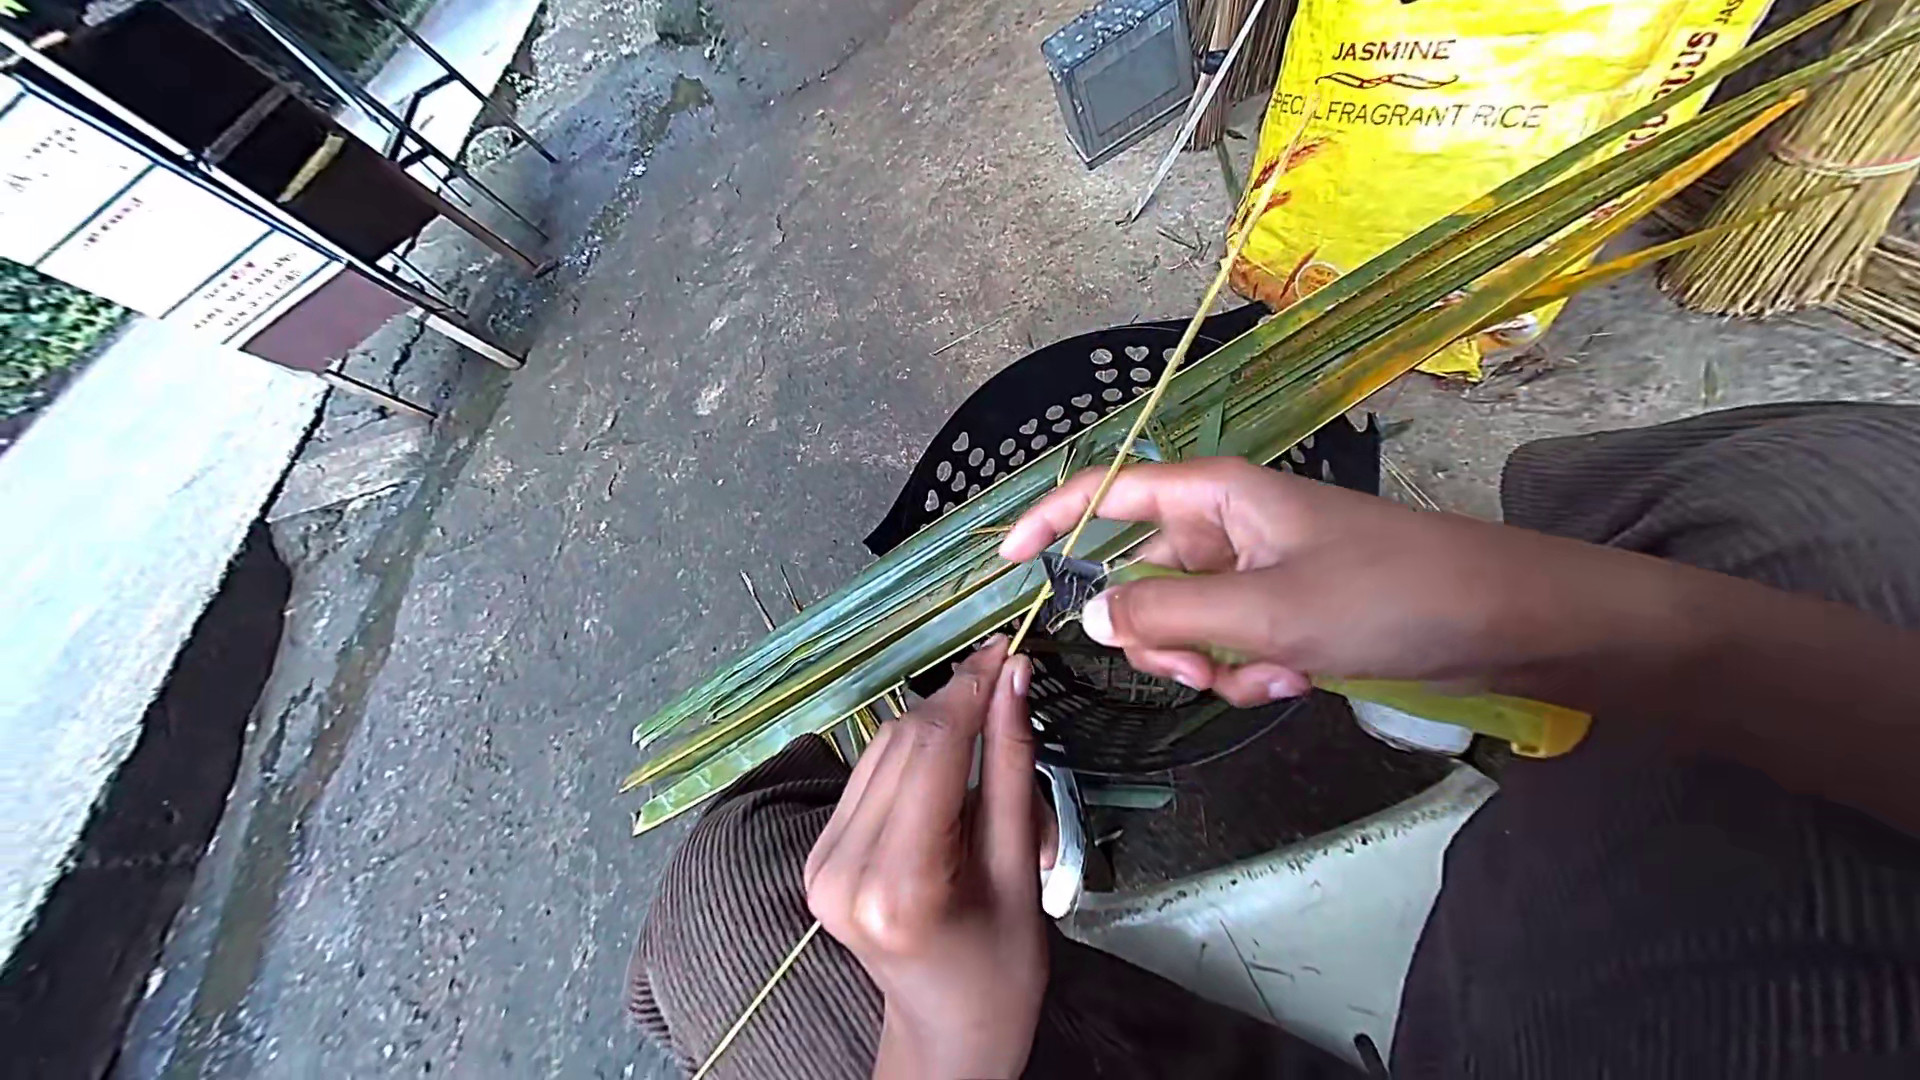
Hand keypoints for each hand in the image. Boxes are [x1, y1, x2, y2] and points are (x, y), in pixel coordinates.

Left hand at [804, 638, 1045, 1079]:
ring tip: (991, 746)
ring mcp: (821, 858)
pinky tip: (952, 769)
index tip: (1007, 648)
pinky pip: (873, 769)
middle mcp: (843, 866)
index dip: (972, 686)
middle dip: (960, 700)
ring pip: (885, 745)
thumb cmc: (1001, 967)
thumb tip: (1015, 678)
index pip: (934, 748)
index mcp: (898, 884)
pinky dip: (918, 751)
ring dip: (943, 726)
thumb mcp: (1020, 864)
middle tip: (1008, 680)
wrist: (947, 1030)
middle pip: (905, 739)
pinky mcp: (820, 849)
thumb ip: (1012, 763)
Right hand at [999, 457, 1700, 708]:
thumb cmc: (1388, 593)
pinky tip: (1288, 683)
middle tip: (1195, 668)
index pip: (1101, 493)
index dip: (1047, 521)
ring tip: (1261, 678)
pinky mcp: (1269, 605)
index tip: (1007, 563)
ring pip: (1175, 620)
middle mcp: (1216, 526)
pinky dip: (1238, 670)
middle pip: (1136, 578)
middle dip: (1155, 633)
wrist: (1509, 622)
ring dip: (1201, 661)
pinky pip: (1218, 641)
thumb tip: (1092, 617)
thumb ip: (1166, 611)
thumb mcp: (1267, 609)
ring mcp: (1242, 569)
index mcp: (1209, 496)